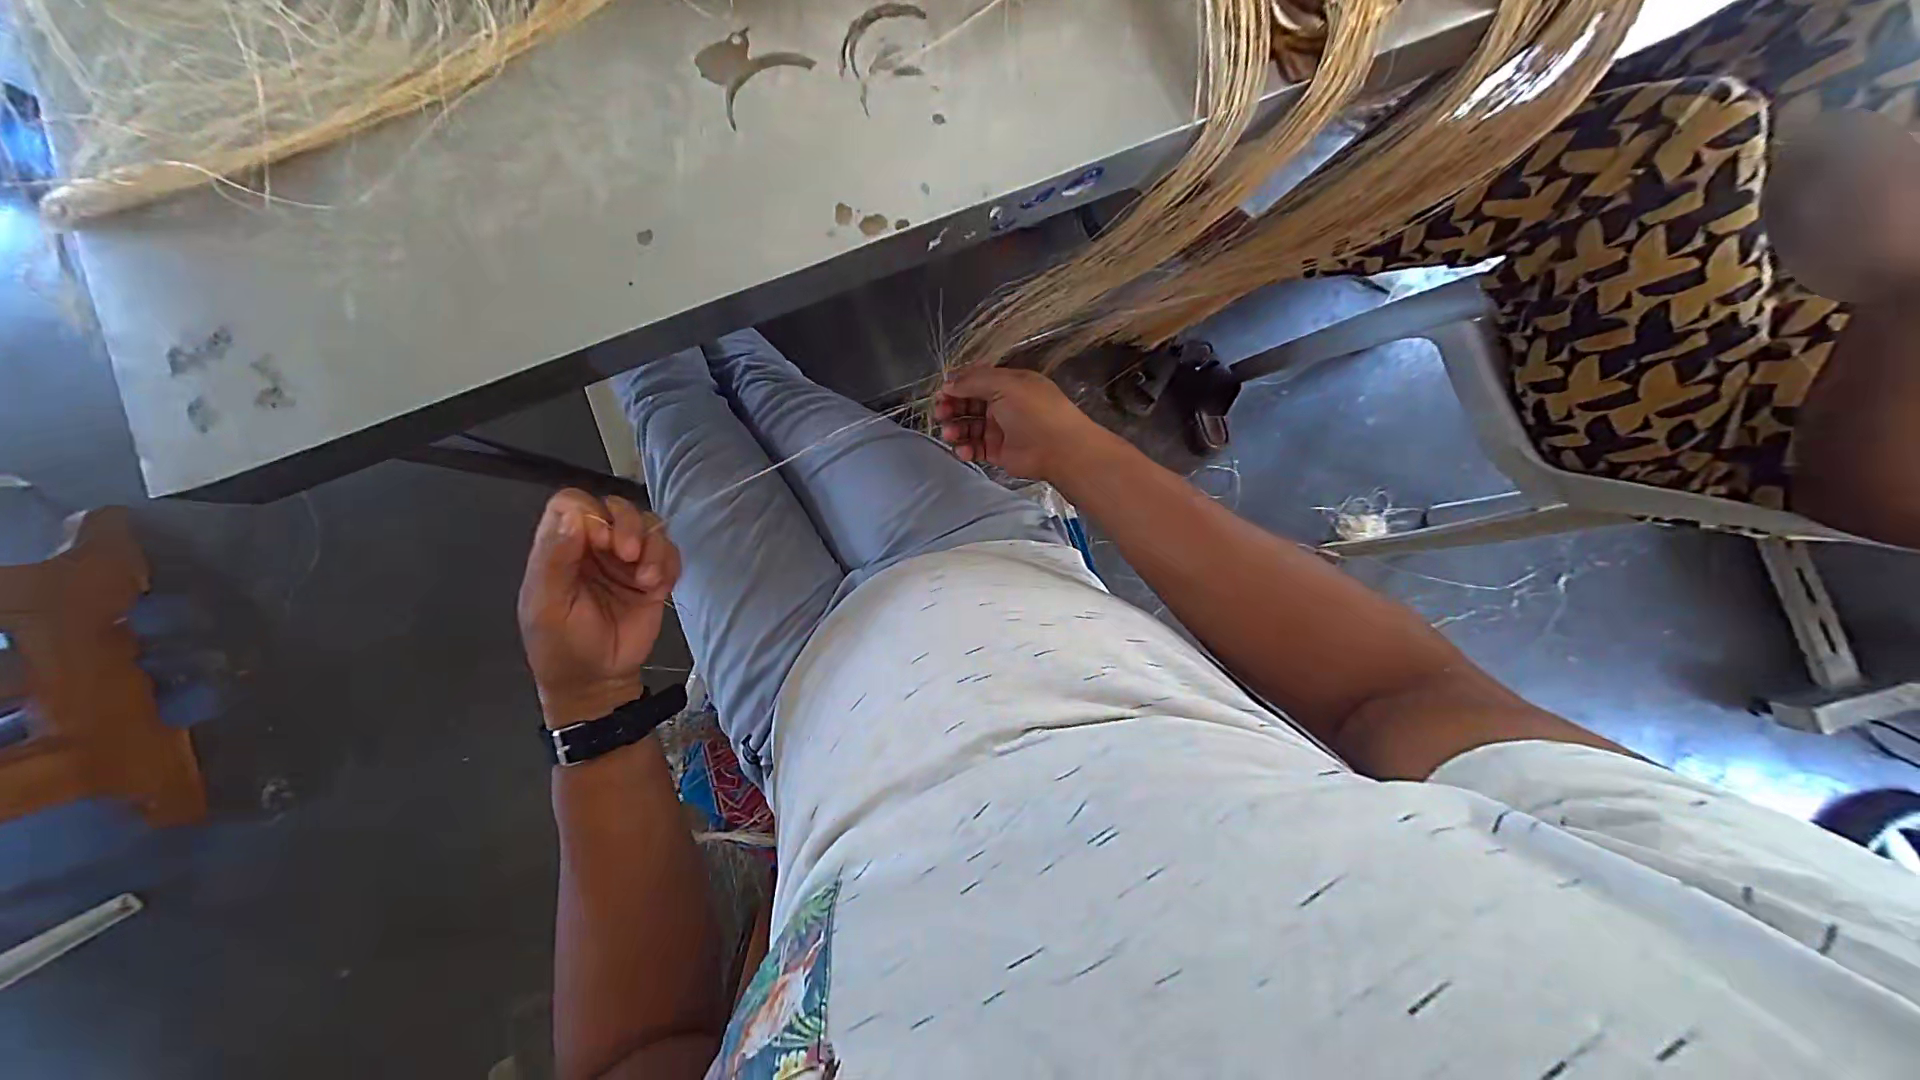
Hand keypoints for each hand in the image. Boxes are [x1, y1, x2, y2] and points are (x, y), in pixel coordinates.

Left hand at [518, 490, 680, 728]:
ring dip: (652, 546)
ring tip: (647, 578)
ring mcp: (628, 560)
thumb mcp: (546, 604)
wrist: (598, 681)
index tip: (599, 542)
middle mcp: (595, 546)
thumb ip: (555, 558)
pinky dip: (669, 562)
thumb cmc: (562, 645)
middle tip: (627, 556)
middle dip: (627, 525)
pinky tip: (658, 585)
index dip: (590, 513)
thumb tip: (572, 516)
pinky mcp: (656, 576)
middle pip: (616, 507)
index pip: (573, 504)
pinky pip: (670, 551)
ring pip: (649, 524)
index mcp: (561, 548)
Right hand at [934, 365, 1119, 481]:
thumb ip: (974, 381)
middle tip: (940, 414)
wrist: (1060, 449)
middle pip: (969, 403)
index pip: (976, 380)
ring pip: (969, 427)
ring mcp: (1000, 429)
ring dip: (955, 429)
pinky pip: (975, 448)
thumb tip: (948, 383)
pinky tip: (962, 450)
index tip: (942, 392)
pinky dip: (965, 448)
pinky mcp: (999, 451)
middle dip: (952, 407)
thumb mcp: (1006, 385)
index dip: (957, 385)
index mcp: (1008, 383)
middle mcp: (1003, 404)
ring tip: (949, 434)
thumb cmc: (1035, 411)